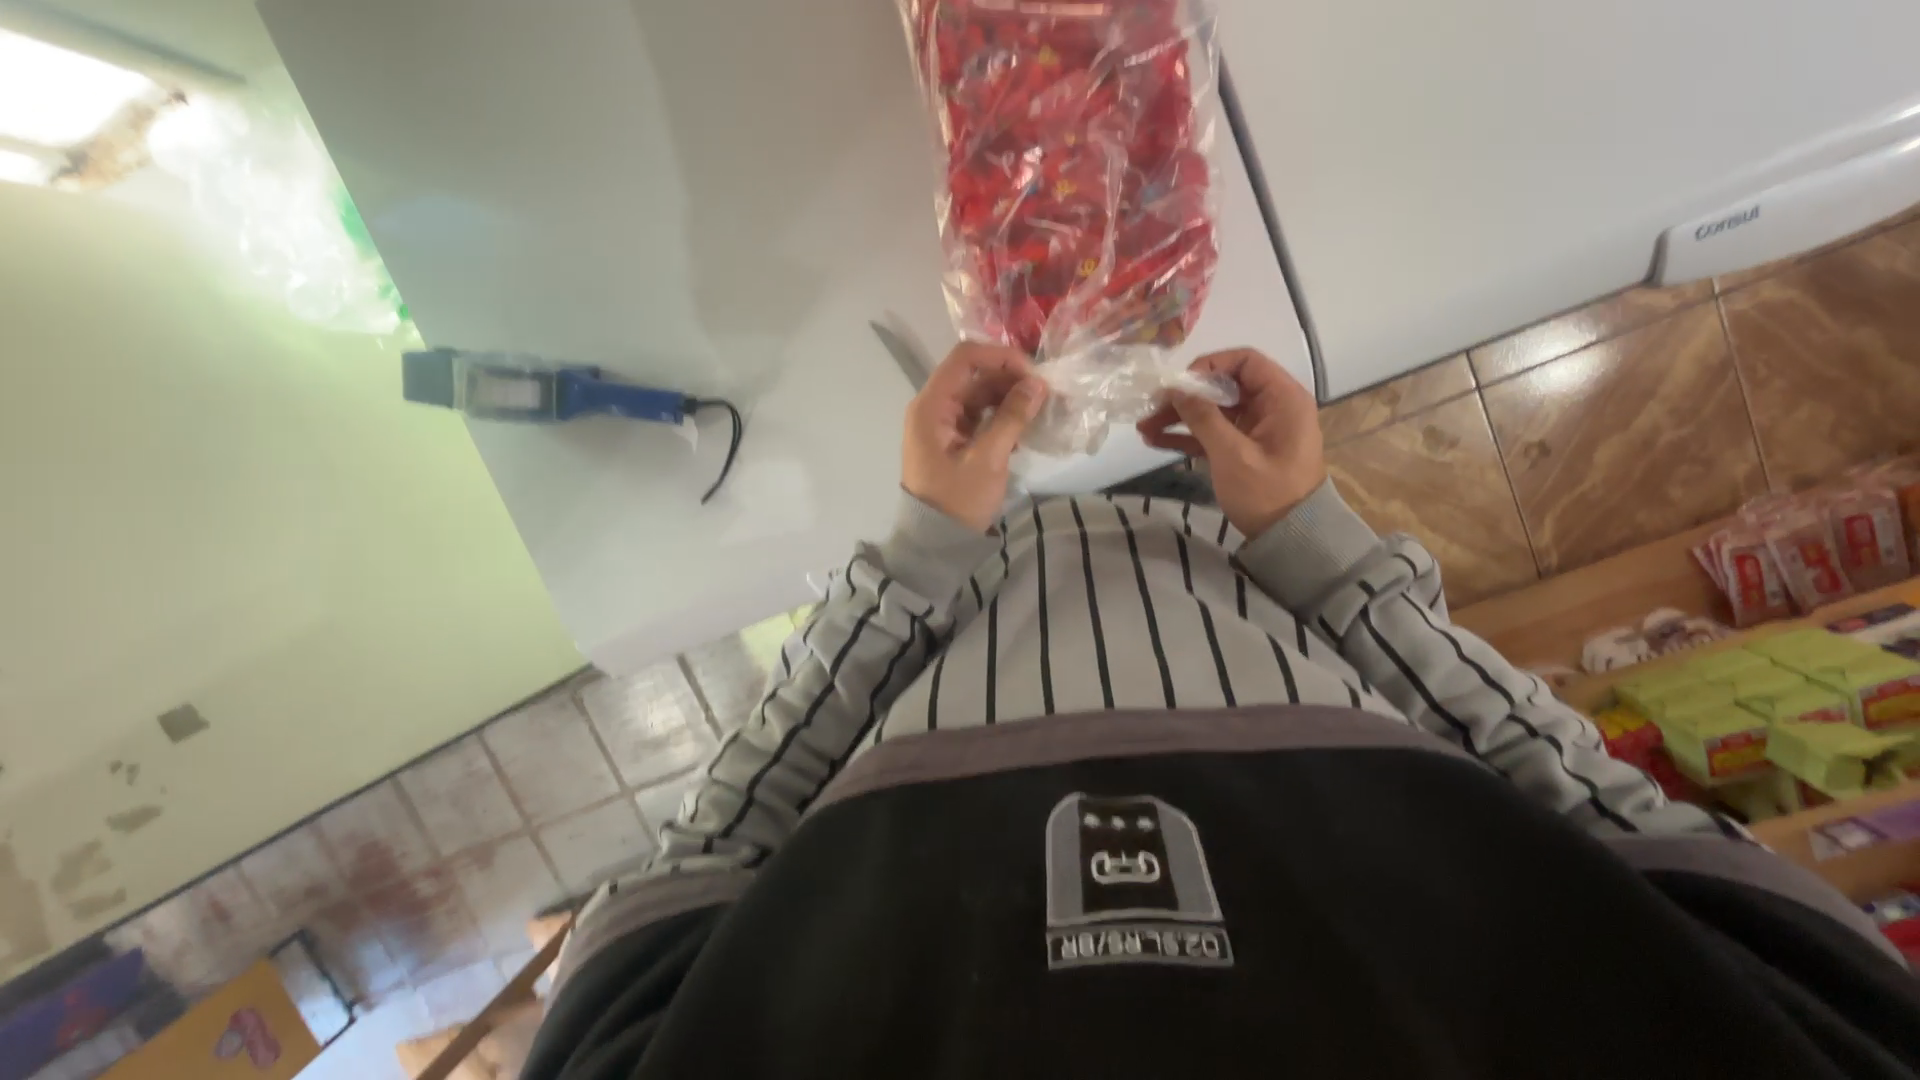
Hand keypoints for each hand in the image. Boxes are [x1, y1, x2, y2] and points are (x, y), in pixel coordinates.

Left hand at [903, 342, 1048, 531]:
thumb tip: (1037, 384)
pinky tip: (1025, 426)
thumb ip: (1012, 418)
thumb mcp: (988, 459)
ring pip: (980, 394)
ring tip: (1040, 410)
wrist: (936, 541)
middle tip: (1045, 395)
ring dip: (1010, 397)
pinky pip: (980, 415)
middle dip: (1010, 379)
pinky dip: (1002, 415)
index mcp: (931, 406)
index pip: (965, 358)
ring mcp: (943, 423)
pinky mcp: (954, 439)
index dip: (1001, 357)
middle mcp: (933, 406)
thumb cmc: (958, 500)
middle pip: (975, 374)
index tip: (1033, 375)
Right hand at [1136, 349, 1325, 538]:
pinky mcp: (1245, 449)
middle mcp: (1272, 406)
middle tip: (1152, 407)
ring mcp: (1257, 428)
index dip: (1209, 365)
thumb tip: (1176, 388)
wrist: (1291, 539)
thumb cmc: (1268, 493)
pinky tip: (1156, 440)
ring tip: (1144, 428)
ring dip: (1180, 417)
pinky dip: (1188, 435)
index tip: (1178, 383)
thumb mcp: (1232, 454)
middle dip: (1186, 396)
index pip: (1245, 361)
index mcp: (1282, 398)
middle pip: (1224, 386)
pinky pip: (1214, 432)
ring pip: (1214, 411)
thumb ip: (1203, 418)